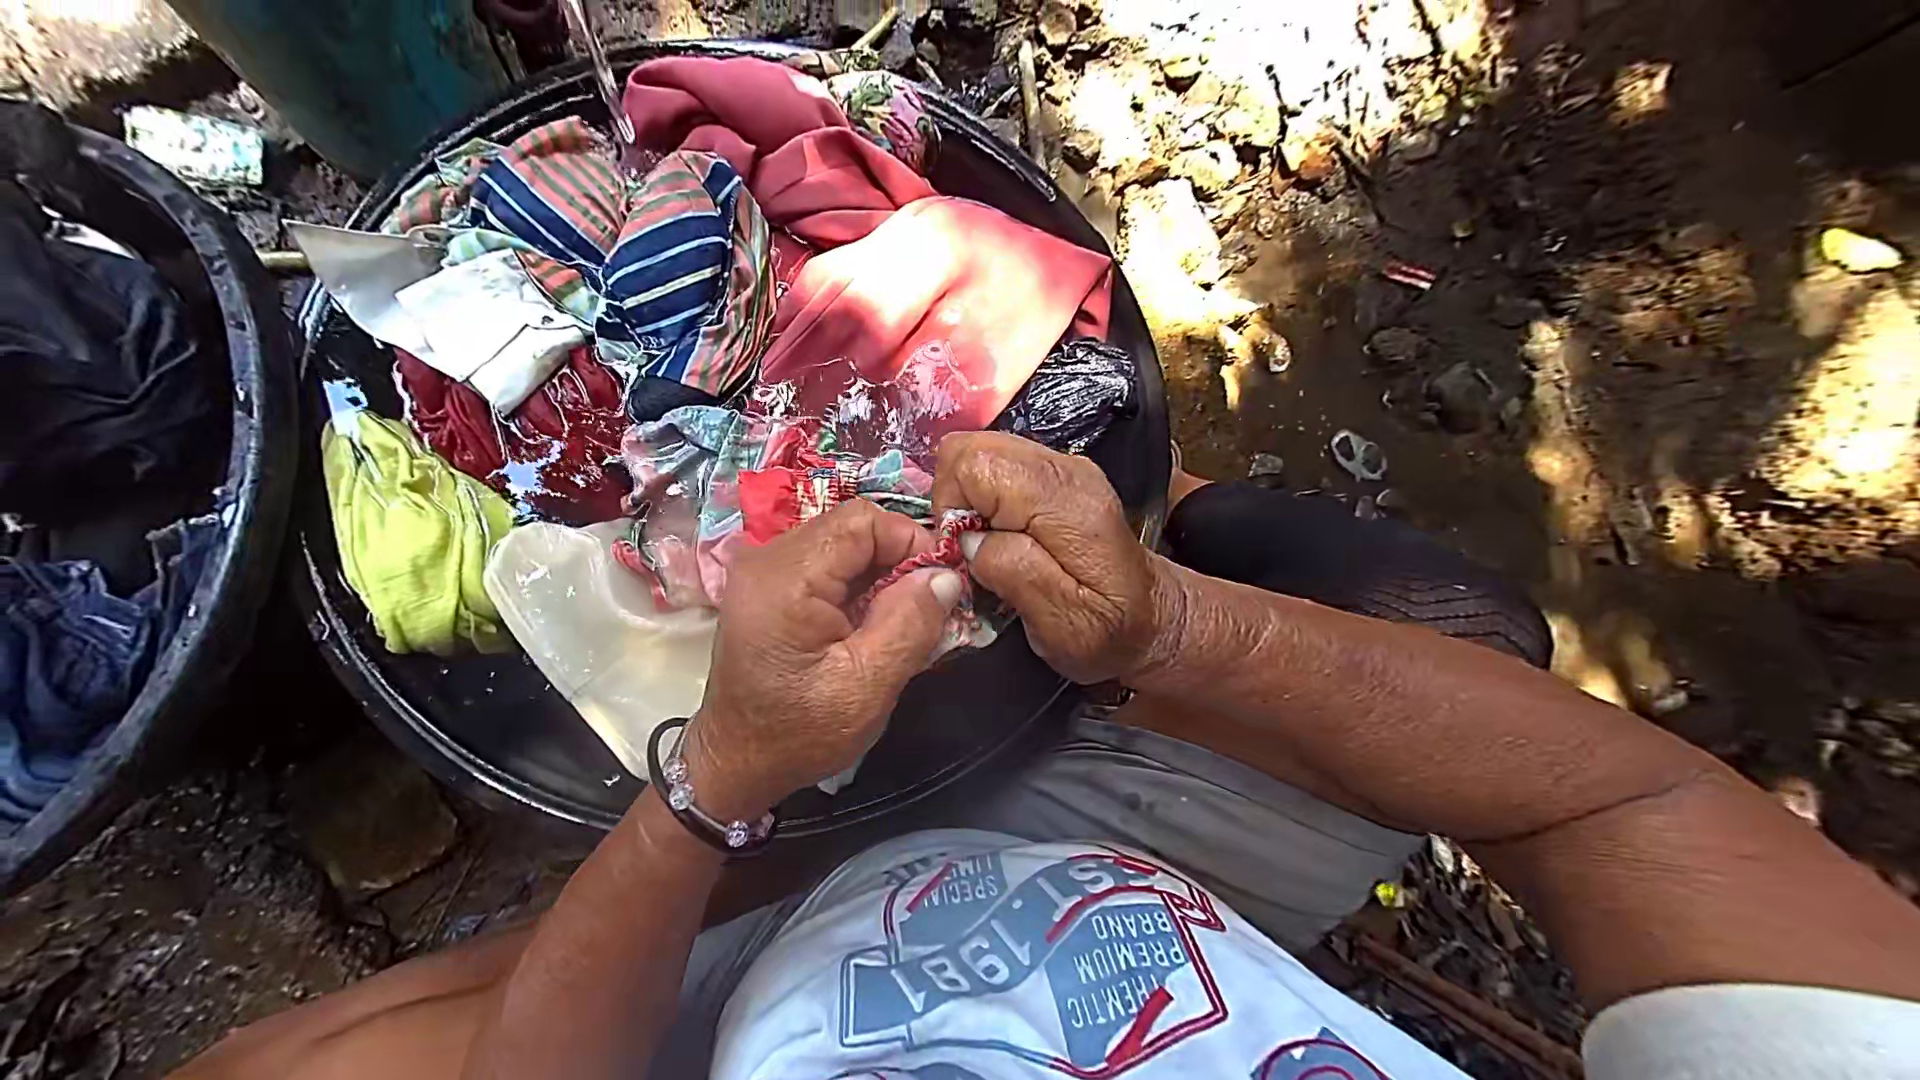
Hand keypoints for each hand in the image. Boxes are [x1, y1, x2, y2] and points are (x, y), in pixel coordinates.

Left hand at [681, 500, 966, 819]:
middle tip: (928, 601)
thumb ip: (911, 624)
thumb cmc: (799, 732)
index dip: (912, 541)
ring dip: (882, 571)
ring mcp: (765, 568)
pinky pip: (828, 561)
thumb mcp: (868, 687)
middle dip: (899, 557)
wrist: (737, 762)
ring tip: (903, 614)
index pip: (863, 521)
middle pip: (852, 527)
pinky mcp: (770, 584)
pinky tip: (872, 617)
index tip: (942, 582)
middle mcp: (768, 559)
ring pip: (844, 542)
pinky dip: (860, 581)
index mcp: (787, 578)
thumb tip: (946, 575)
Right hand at [932, 432, 1169, 684]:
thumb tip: (969, 539)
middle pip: (971, 446)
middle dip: (955, 499)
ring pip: (980, 452)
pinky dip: (985, 500)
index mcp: (1066, 502)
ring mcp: (1061, 466)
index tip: (966, 551)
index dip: (952, 505)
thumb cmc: (1110, 631)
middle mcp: (1065, 469)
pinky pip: (997, 467)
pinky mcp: (1055, 474)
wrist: (1153, 619)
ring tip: (991, 544)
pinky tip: (1004, 535)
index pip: (975, 462)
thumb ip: (1015, 573)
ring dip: (969, 500)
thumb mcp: (1064, 625)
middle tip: (975, 547)